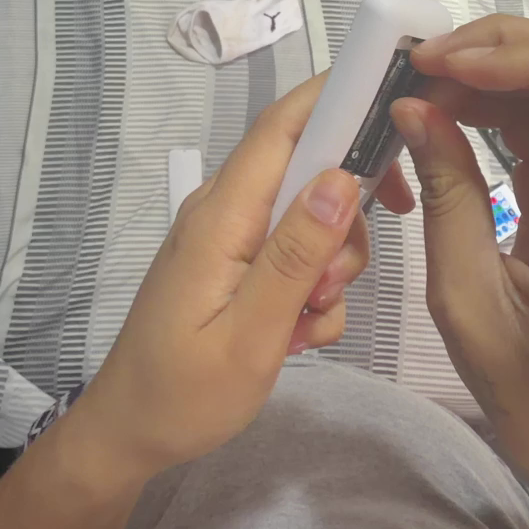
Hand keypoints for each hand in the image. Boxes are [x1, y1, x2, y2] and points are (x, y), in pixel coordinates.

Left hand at [59, 74, 409, 480]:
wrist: (133, 430)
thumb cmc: (185, 391)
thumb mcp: (252, 333)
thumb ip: (296, 254)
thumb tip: (340, 177)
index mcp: (223, 212)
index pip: (282, 126)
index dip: (336, 98)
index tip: (395, 106)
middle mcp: (225, 208)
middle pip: (308, 171)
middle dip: (344, 220)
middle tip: (334, 285)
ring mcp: (230, 234)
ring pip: (310, 217)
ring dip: (329, 266)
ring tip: (303, 323)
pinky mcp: (236, 260)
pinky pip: (293, 253)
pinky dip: (310, 289)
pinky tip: (293, 335)